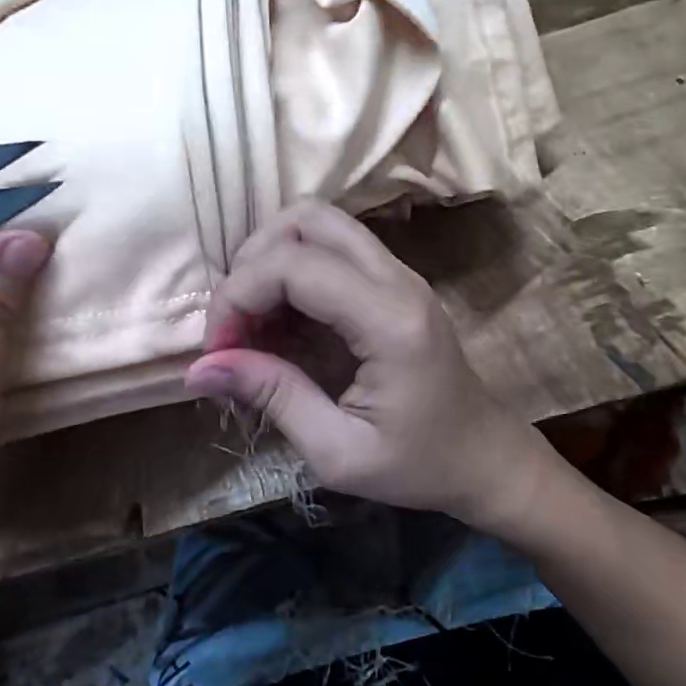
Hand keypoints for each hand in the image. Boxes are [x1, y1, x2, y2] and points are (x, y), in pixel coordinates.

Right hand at [184, 201, 549, 524]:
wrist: (485, 458)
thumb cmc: (419, 466)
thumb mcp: (338, 452)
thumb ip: (273, 397)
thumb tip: (199, 369)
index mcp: (390, 320)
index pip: (293, 265)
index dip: (237, 296)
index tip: (218, 352)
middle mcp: (398, 280)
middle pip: (306, 219)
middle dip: (251, 264)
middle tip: (235, 327)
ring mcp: (399, 275)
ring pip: (318, 224)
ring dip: (270, 262)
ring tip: (253, 325)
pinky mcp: (394, 283)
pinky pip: (331, 250)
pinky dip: (292, 273)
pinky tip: (281, 326)